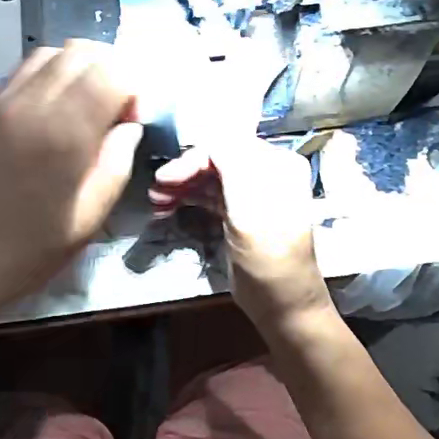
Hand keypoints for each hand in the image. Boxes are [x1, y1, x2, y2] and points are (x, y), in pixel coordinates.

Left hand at [0, 41, 142, 319]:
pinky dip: (40, 83)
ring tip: (76, 111)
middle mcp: (29, 103)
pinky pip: (14, 77)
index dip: (132, 89)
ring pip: (44, 55)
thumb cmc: (17, 257)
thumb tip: (128, 128)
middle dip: (107, 71)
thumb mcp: (84, 224)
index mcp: (64, 132)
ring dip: (72, 72)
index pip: (111, 71)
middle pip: (79, 52)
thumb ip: (114, 167)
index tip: (130, 123)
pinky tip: (38, 121)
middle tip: (109, 112)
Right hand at [150, 138, 332, 330]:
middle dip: (185, 171)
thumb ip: (232, 167)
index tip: (165, 175)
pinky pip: (210, 195)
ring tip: (156, 200)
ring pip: (210, 177)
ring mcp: (253, 193)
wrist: (282, 306)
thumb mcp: (250, 211)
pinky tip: (166, 206)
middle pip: (216, 158)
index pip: (228, 144)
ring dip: (182, 185)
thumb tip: (209, 133)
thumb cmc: (269, 259)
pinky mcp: (240, 213)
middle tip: (156, 189)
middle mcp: (267, 173)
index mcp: (278, 165)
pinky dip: (189, 197)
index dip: (195, 156)